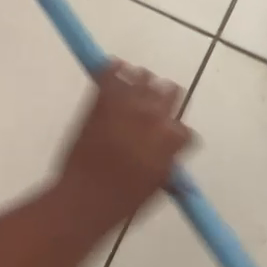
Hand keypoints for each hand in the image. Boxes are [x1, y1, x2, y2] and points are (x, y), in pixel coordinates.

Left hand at [54, 60, 191, 225]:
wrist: (83, 198)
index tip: (166, 131)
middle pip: (169, 92)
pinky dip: (112, 68)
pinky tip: (113, 65)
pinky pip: (111, 74)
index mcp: (172, 140)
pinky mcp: (103, 100)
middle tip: (153, 103)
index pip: (182, 126)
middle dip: (163, 97)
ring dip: (140, 81)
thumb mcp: (155, 188)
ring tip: (134, 82)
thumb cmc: (121, 201)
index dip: (173, 129)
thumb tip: (173, 159)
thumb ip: (167, 166)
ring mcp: (129, 106)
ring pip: (143, 78)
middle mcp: (156, 117)